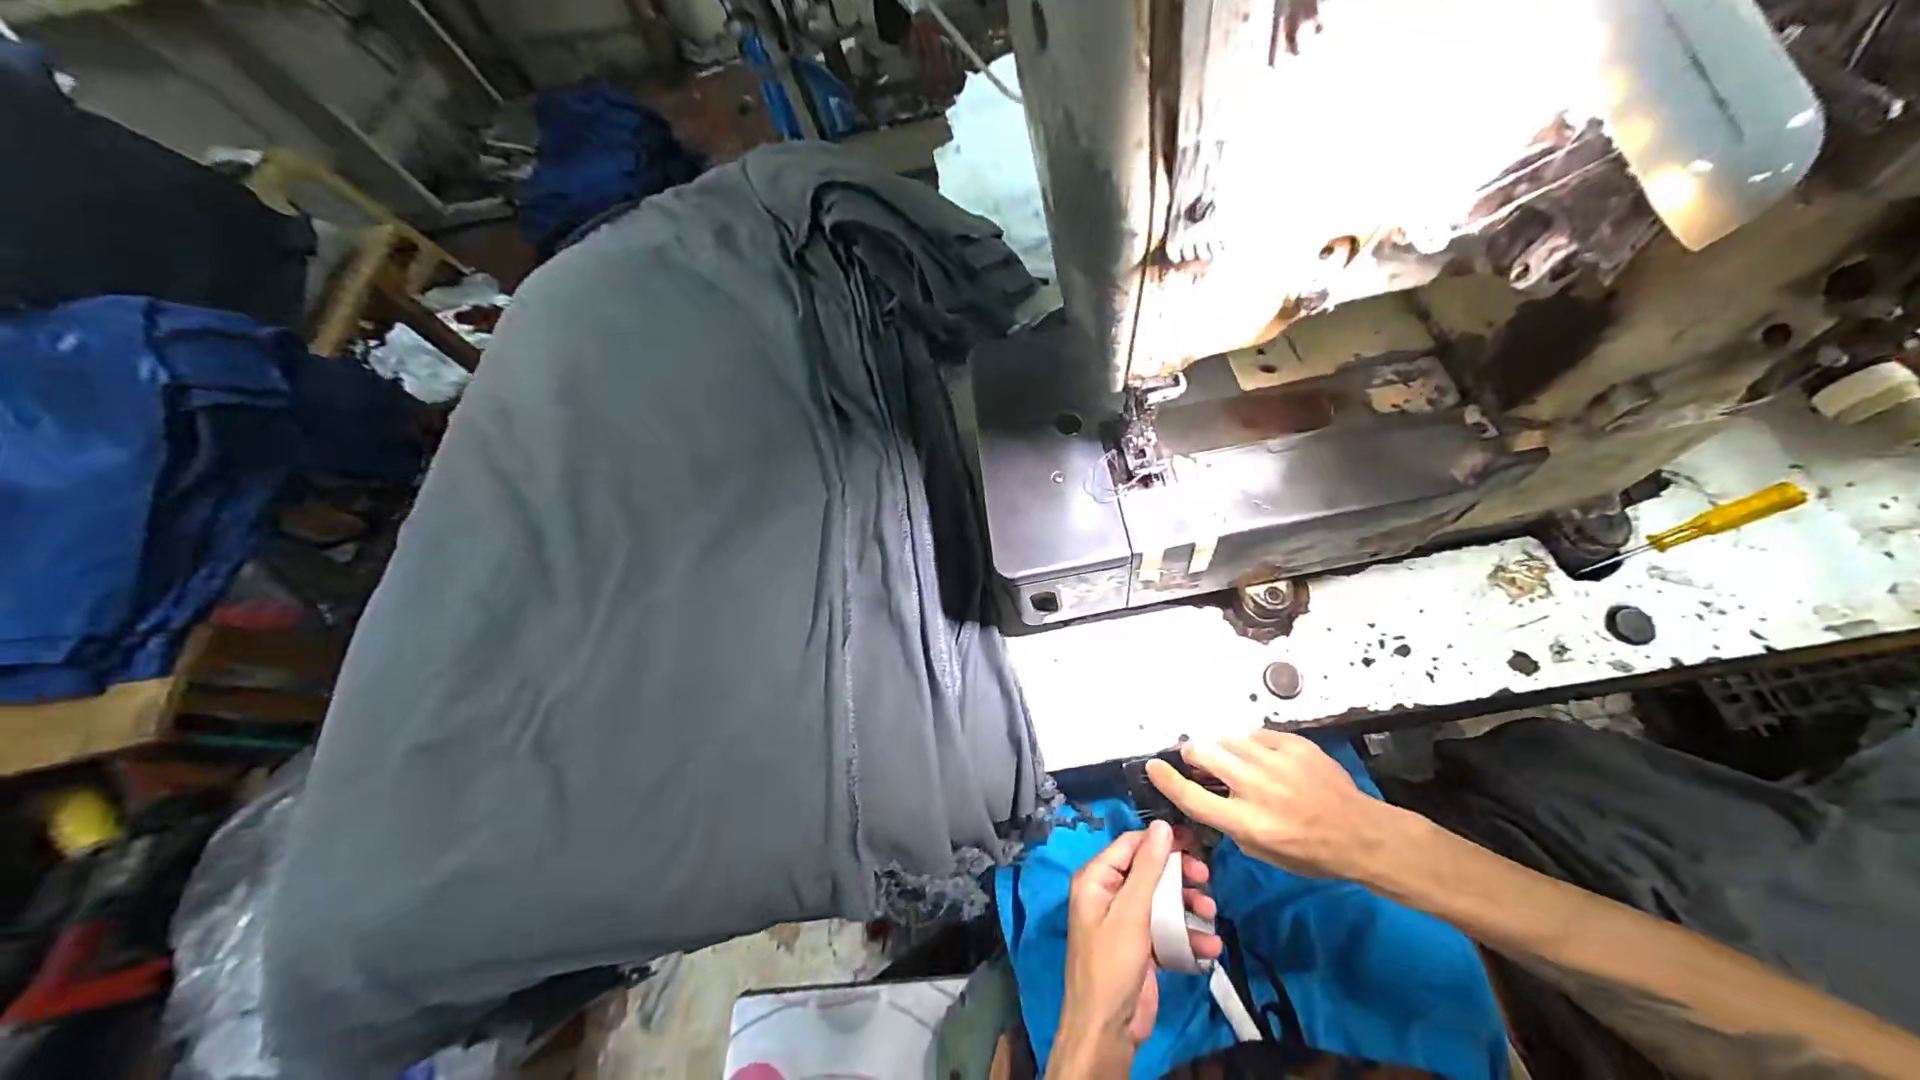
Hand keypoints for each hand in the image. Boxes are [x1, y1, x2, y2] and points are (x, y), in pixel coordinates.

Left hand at [1049, 820, 1220, 1077]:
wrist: (1107, 1029)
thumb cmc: (1112, 963)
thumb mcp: (1131, 911)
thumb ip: (1147, 868)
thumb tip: (1161, 825)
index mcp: (1096, 879)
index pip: (1130, 845)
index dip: (1161, 839)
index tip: (1195, 840)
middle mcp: (1109, 894)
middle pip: (1150, 872)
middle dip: (1180, 875)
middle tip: (1206, 877)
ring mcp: (1127, 922)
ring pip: (1163, 901)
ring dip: (1189, 907)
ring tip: (1211, 914)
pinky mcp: (1142, 947)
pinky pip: (1167, 931)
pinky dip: (1187, 937)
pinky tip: (1209, 948)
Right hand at [1145, 730, 1402, 879]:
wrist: (1362, 833)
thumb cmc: (1311, 852)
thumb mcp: (1262, 852)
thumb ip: (1231, 823)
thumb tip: (1207, 796)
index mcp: (1248, 822)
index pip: (1192, 795)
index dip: (1166, 778)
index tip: (1154, 767)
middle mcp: (1257, 789)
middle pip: (1203, 753)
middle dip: (1191, 752)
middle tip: (1195, 758)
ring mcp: (1276, 762)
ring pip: (1227, 738)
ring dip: (1222, 747)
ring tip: (1232, 757)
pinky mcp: (1294, 745)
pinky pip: (1256, 735)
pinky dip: (1251, 744)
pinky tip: (1261, 756)